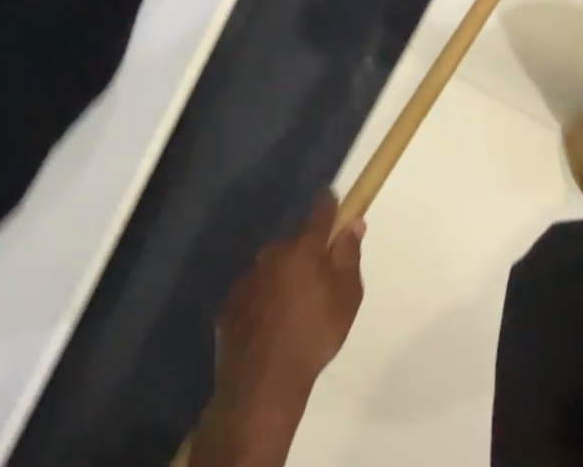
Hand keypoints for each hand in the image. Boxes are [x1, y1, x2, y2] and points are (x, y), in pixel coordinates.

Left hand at [192, 195, 364, 466]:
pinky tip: (272, 321)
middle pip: (293, 242)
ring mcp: (246, 279)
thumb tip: (353, 223)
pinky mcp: (229, 304)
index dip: (330, 205)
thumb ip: (349, 255)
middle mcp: (271, 255)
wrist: (263, 381)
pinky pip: (253, 290)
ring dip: (283, 274)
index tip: (335, 200)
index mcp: (302, 249)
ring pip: (271, 266)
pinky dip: (263, 297)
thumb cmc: (315, 335)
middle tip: (319, 274)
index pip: (319, 213)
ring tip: (294, 304)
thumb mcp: (347, 296)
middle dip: (306, 250)